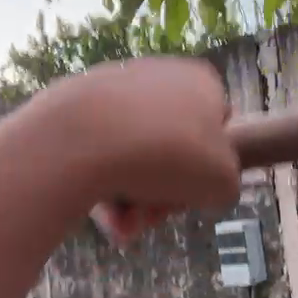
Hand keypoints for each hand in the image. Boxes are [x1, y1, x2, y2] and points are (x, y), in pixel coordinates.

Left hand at [47, 58, 241, 220]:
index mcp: (201, 81)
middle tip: (154, 216)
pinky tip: (99, 210)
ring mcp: (113, 86)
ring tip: (125, 223)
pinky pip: (97, 150)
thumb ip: (225, 183)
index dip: (210, 163)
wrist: (82, 141)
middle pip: (172, 145)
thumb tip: (207, 186)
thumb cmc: (171, 156)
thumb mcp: (224, 182)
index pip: (217, 125)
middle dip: (165, 189)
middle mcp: (159, 74)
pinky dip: (101, 181)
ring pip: (134, 153)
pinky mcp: (71, 102)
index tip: (195, 189)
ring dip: (135, 194)